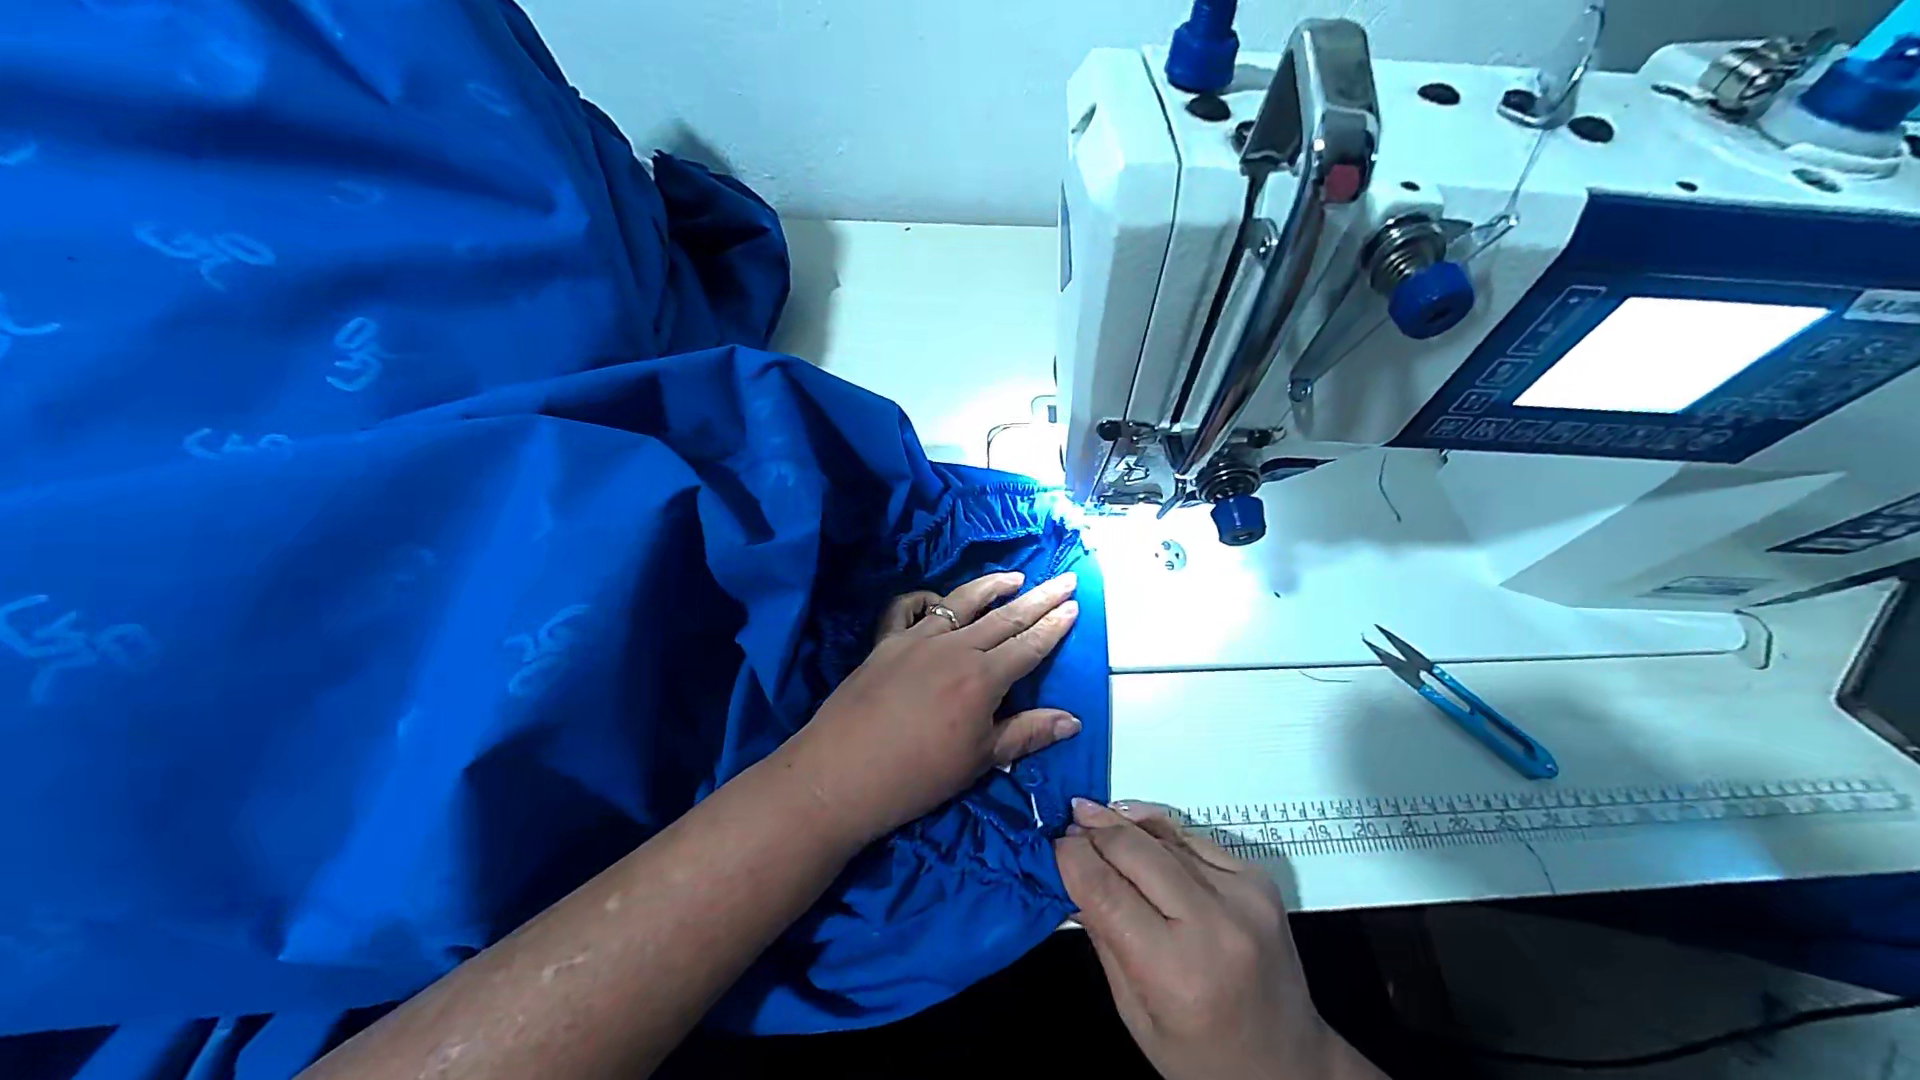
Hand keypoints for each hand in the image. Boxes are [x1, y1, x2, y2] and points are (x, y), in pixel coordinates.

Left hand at [777, 571, 1081, 844]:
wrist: (842, 773)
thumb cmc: (918, 776)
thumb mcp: (980, 760)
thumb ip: (1026, 733)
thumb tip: (1072, 720)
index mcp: (982, 678)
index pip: (1028, 645)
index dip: (1054, 626)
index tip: (1073, 605)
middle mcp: (953, 648)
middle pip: (1004, 617)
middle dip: (1038, 598)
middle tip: (1064, 580)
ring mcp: (916, 640)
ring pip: (960, 604)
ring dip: (990, 587)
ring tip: (1015, 576)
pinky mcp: (885, 643)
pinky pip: (906, 610)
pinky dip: (924, 600)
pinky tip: (937, 600)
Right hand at [1055, 800, 1385, 1079]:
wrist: (1290, 1064)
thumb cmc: (1202, 1056)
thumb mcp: (1135, 1014)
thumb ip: (1103, 938)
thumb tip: (1070, 875)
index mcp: (1177, 970)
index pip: (1106, 890)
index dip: (1072, 858)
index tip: (1050, 843)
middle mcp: (1214, 923)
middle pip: (1134, 850)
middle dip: (1093, 830)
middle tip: (1067, 820)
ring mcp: (1243, 894)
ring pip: (1164, 835)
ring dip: (1122, 821)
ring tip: (1091, 812)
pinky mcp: (1258, 878)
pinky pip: (1194, 838)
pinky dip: (1159, 828)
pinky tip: (1135, 824)